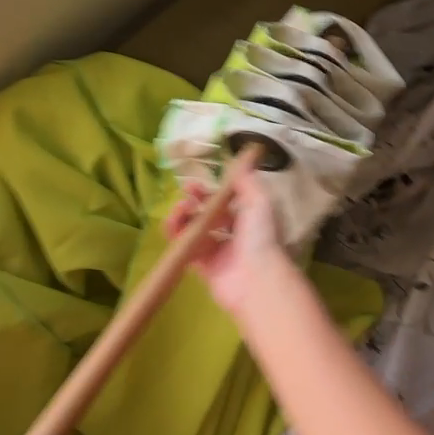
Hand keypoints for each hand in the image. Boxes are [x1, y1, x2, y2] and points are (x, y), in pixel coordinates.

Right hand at [164, 168, 291, 316]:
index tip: (194, 184)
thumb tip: (246, 156)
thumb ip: (247, 179)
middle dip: (194, 203)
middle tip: (185, 198)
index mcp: (249, 215)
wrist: (257, 278)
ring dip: (183, 217)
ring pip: (194, 229)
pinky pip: (186, 249)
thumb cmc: (260, 234)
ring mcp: (218, 250)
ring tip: (179, 212)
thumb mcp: (259, 200)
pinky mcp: (204, 267)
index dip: (209, 190)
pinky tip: (173, 228)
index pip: (225, 198)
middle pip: (207, 213)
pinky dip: (177, 237)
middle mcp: (234, 232)